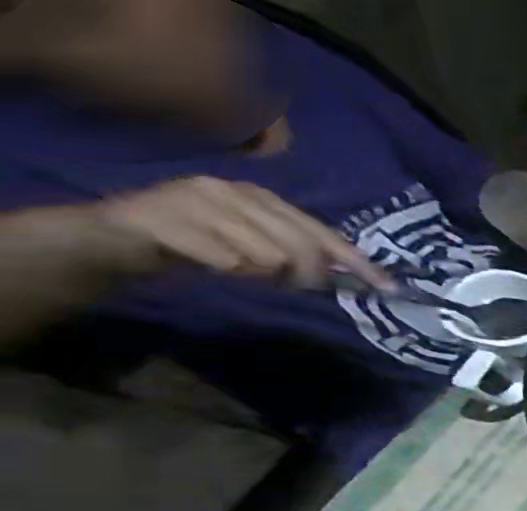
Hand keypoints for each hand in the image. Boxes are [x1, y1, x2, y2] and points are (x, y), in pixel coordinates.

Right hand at [91, 176, 391, 290]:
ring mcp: (194, 199)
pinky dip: (226, 271)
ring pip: (268, 256)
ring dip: (259, 274)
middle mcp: (231, 190)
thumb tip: (357, 275)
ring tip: (237, 269)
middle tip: (282, 283)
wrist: (121, 240)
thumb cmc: (207, 247)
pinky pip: (227, 261)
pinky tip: (209, 265)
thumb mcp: (264, 251)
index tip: (388, 288)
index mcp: (262, 197)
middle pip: (303, 247)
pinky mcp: (162, 217)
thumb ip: (305, 256)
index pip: (323, 233)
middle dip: (304, 275)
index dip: (358, 263)